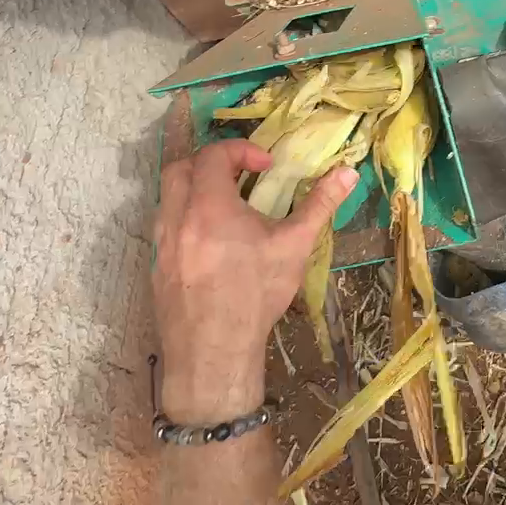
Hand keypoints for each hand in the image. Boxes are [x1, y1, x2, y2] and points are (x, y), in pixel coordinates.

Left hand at [152, 140, 356, 421]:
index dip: (241, 151)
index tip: (266, 167)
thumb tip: (349, 172)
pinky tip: (214, 240)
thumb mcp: (295, 245)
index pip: (213, 155)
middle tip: (241, 177)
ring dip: (195, 190)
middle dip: (210, 163)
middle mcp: (177, 219)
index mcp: (209, 207)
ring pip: (167, 199)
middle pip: (179, 169)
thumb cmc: (256, 294)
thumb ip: (320, 203)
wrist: (214, 354)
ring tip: (228, 207)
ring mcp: (161, 246)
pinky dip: (186, 218)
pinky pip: (165, 227)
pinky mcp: (156, 269)